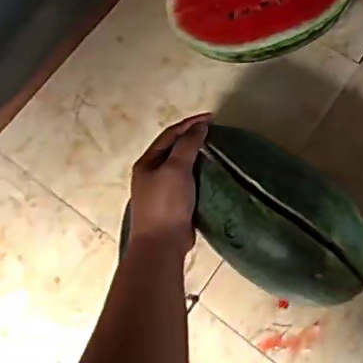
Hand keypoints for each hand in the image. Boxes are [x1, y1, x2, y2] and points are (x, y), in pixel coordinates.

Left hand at [127, 114, 210, 253]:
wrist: (161, 244)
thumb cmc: (166, 204)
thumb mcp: (176, 169)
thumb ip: (188, 145)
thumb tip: (200, 126)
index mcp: (147, 163)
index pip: (170, 134)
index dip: (190, 123)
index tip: (212, 118)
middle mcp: (150, 174)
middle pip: (173, 148)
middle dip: (192, 137)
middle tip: (214, 132)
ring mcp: (160, 190)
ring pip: (181, 165)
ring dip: (197, 155)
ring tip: (216, 150)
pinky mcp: (172, 205)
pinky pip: (187, 181)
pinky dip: (199, 173)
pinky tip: (212, 174)